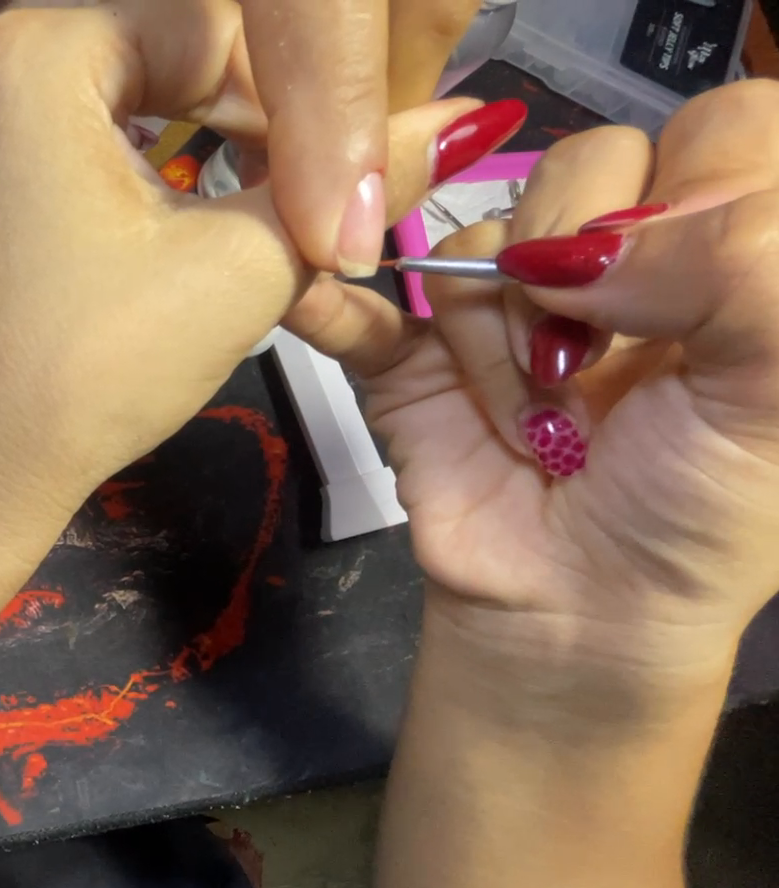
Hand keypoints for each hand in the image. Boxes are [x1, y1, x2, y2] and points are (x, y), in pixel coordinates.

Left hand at [0, 2, 501, 565]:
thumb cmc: (93, 373)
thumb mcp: (239, 268)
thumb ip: (358, 180)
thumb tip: (466, 119)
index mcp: (41, 50)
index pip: (231, 19)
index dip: (315, 92)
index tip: (362, 165)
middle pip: (183, 40)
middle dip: (269, 106)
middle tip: (331, 179)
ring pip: (145, 86)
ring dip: (224, 132)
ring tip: (276, 198)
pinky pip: (99, 132)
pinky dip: (163, 157)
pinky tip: (201, 204)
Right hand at [287, 81, 778, 675]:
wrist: (568, 600)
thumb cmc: (704, 498)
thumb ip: (739, 266)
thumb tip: (564, 251)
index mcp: (726, 245)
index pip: (718, 128)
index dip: (694, 192)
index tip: (686, 297)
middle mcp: (608, 259)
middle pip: (577, 171)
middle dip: (579, 275)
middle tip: (588, 366)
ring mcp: (494, 307)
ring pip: (470, 251)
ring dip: (493, 345)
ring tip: (523, 419)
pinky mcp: (405, 358)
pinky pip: (356, 308)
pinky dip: (328, 302)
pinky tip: (310, 294)